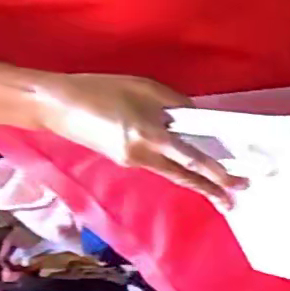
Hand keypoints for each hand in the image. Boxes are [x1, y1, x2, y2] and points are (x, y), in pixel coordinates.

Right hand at [26, 73, 241, 205]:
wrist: (53, 104)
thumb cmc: (101, 89)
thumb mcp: (146, 89)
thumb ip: (178, 105)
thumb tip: (200, 120)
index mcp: (150, 135)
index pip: (191, 159)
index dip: (216, 173)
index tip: (236, 183)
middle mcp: (143, 155)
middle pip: (185, 177)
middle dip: (211, 191)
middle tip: (234, 201)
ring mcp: (133, 162)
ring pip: (173, 175)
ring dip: (197, 185)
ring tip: (219, 193)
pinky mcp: (125, 163)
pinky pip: (160, 168)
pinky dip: (178, 172)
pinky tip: (192, 173)